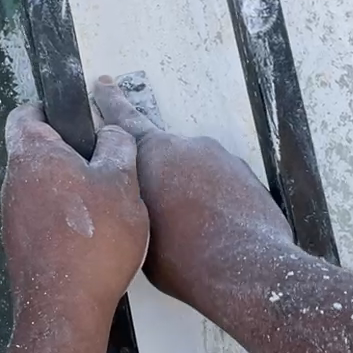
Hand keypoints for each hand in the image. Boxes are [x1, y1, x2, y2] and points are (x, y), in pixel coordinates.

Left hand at [1, 104, 148, 348]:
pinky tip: (93, 233)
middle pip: (36, 151)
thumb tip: (111, 133)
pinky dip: (64, 215)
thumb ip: (118, 146)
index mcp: (33, 156)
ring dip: (69, 186)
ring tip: (104, 200)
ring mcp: (13, 215)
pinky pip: (42, 215)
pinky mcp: (21, 243)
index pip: (25, 114)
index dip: (48, 108)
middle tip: (103, 159)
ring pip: (41, 185)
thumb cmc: (92, 243)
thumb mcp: (122, 183)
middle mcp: (14, 182)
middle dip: (68, 151)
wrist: (66, 308)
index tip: (73, 115)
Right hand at [90, 77, 294, 309]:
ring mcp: (222, 160)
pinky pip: (221, 186)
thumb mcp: (138, 227)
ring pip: (195, 173)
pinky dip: (214, 204)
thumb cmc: (183, 257)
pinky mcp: (247, 178)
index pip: (126, 119)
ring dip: (190, 194)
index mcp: (154, 154)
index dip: (112, 101)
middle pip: (165, 155)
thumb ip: (134, 197)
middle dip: (160, 180)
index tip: (105, 83)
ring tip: (190, 234)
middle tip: (160, 211)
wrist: (244, 269)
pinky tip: (213, 234)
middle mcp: (189, 147)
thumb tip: (138, 196)